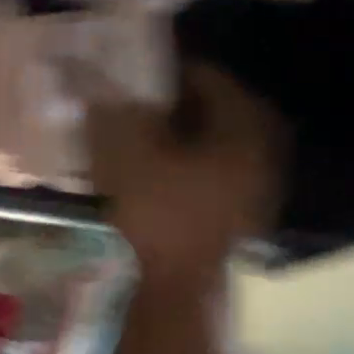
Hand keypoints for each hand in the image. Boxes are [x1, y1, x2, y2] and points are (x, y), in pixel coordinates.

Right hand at [67, 59, 282, 280]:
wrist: (177, 282)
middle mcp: (263, 146)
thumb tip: (90, 76)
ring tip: (125, 139)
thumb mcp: (125, 154)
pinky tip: (142, 173)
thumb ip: (112, 110)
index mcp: (246, 124)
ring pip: (205, 142)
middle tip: (122, 106)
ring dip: (168, 136)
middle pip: (209, 110)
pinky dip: (174, 163)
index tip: (123, 73)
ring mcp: (254, 182)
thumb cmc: (156, 211)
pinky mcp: (235, 209)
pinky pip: (203, 170)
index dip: (161, 71)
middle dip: (164, 105)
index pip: (206, 76)